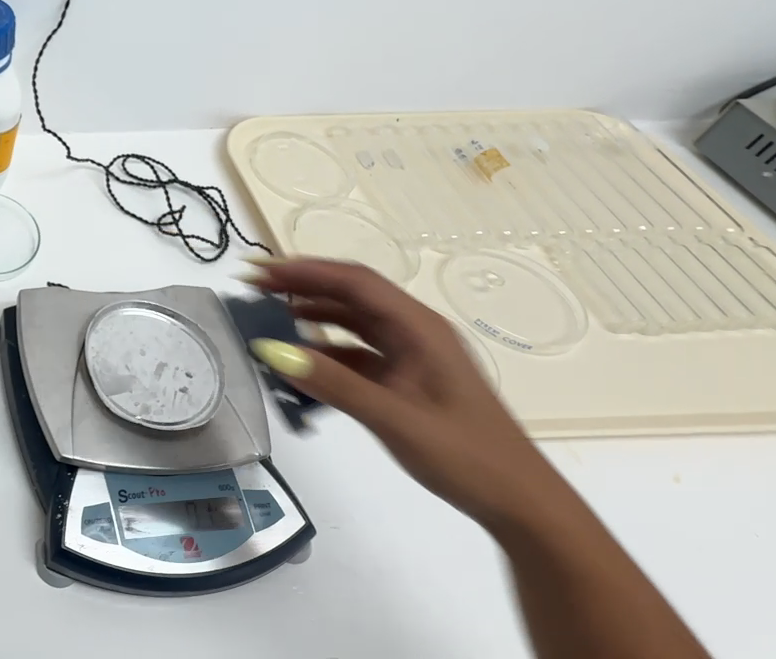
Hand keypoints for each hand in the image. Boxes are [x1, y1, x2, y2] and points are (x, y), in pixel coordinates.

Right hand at [242, 257, 564, 530]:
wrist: (522, 506)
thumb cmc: (466, 456)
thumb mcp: (393, 418)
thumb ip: (330, 382)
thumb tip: (268, 348)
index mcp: (419, 328)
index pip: (353, 282)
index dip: (303, 271)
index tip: (258, 272)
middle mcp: (414, 332)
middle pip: (350, 294)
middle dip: (300, 286)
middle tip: (253, 288)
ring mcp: (411, 356)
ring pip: (351, 321)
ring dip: (310, 315)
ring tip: (267, 318)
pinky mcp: (405, 380)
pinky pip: (356, 352)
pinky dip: (324, 350)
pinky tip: (299, 362)